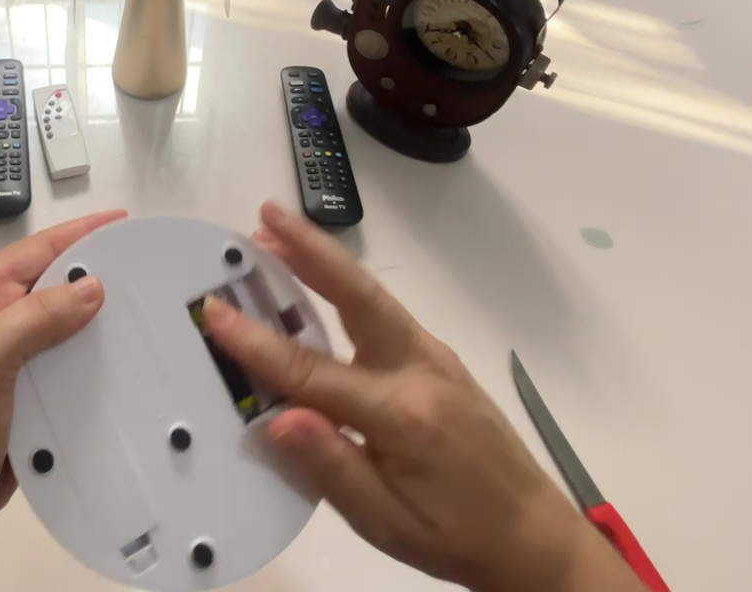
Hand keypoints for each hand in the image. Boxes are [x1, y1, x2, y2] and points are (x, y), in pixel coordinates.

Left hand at [0, 210, 124, 528]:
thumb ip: (35, 320)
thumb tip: (94, 286)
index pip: (35, 252)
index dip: (79, 234)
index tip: (123, 221)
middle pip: (55, 285)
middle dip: (96, 273)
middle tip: (147, 268)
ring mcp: (13, 358)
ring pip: (66, 325)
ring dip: (99, 319)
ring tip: (146, 311)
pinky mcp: (30, 393)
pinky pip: (69, 364)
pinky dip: (95, 359)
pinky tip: (125, 361)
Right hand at [201, 202, 641, 591]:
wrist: (535, 537)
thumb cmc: (454, 534)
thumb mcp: (386, 522)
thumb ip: (331, 467)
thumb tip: (277, 418)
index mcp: (403, 415)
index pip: (314, 373)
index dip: (259, 343)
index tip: (215, 312)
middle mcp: (418, 368)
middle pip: (357, 295)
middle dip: (310, 249)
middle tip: (266, 213)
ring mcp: (431, 354)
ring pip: (369, 293)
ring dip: (321, 258)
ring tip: (275, 231)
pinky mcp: (434, 354)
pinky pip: (380, 309)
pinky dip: (342, 282)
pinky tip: (316, 277)